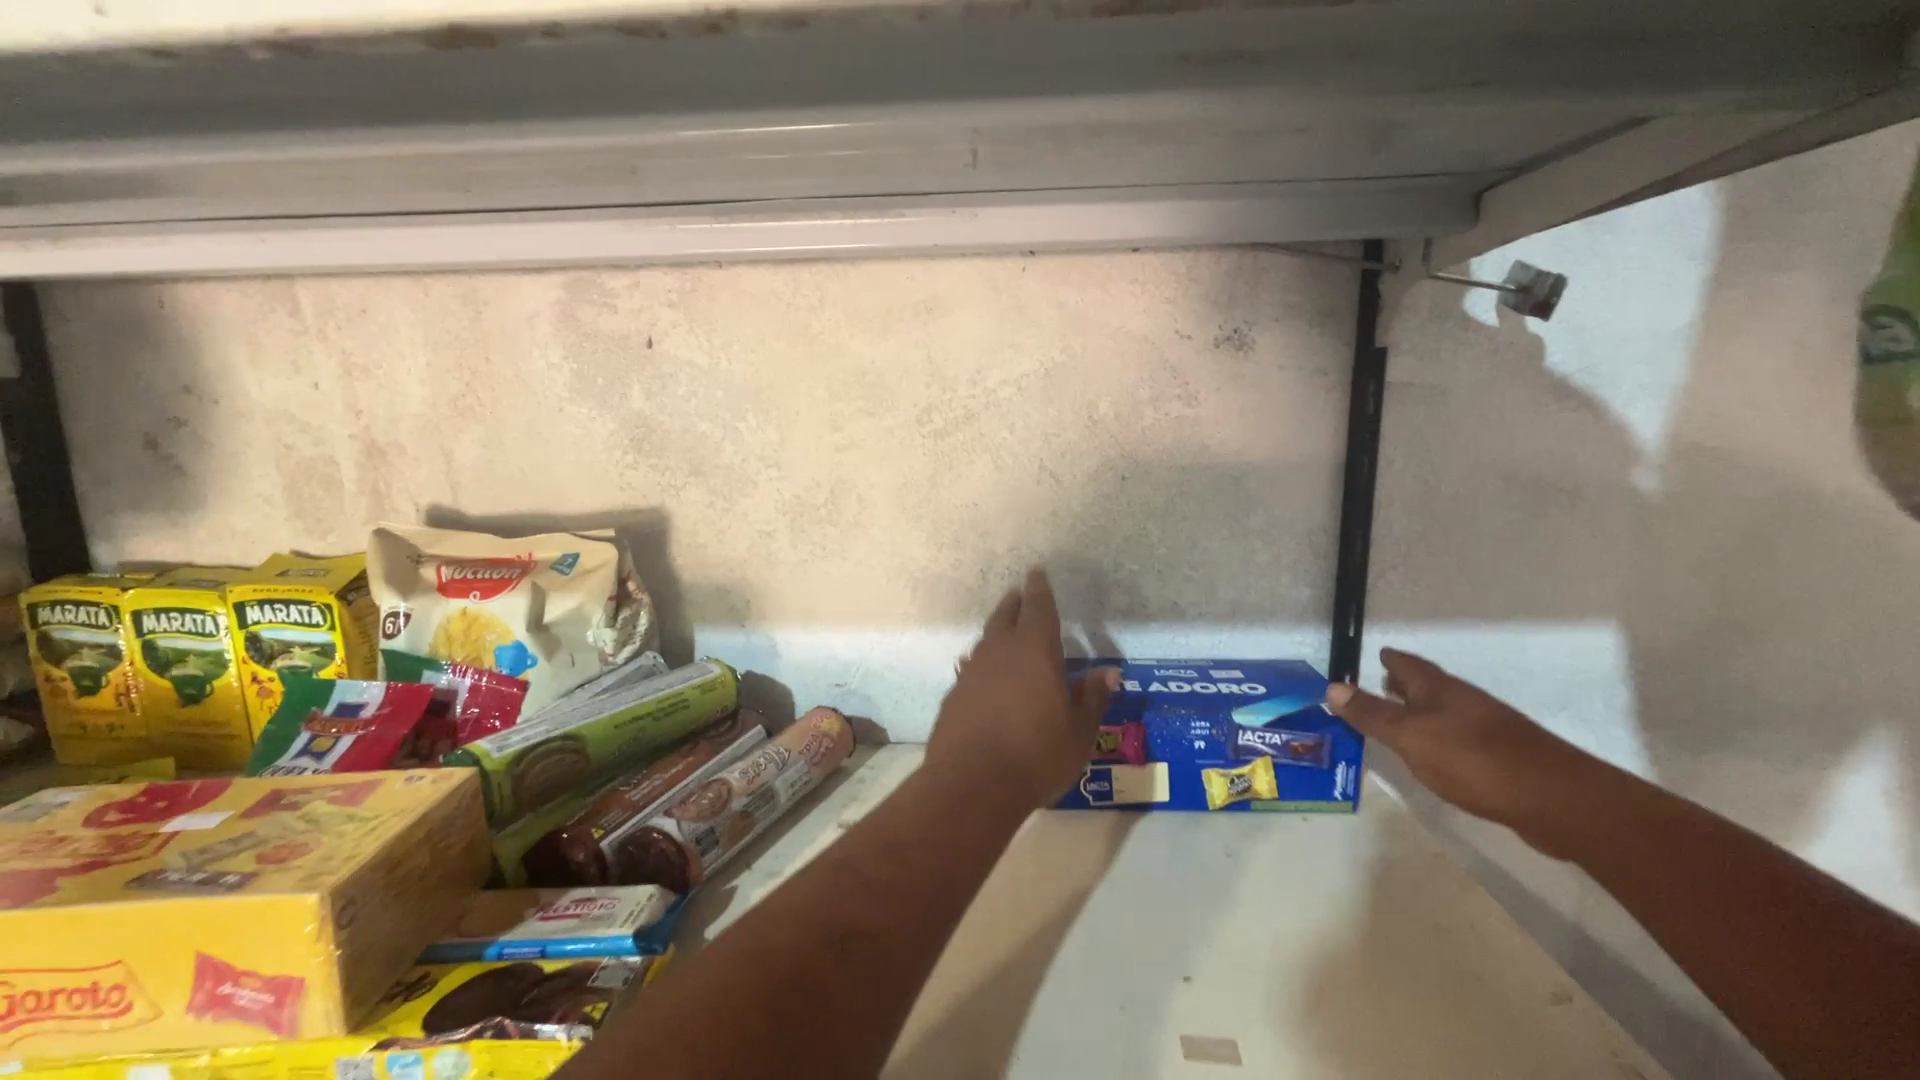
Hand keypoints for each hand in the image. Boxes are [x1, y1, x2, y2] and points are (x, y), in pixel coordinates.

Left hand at [928, 569, 1118, 807]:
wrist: (971, 784)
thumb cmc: (1037, 756)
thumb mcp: (1079, 731)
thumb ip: (1092, 698)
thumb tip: (1108, 673)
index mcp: (1035, 651)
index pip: (1039, 609)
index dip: (1040, 590)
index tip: (1037, 573)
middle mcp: (1000, 653)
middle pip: (1006, 617)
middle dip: (1015, 604)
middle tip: (1020, 595)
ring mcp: (972, 673)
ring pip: (986, 641)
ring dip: (997, 631)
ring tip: (1005, 631)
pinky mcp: (955, 696)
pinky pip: (973, 667)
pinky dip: (983, 663)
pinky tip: (985, 674)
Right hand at [1326, 647, 1604, 857]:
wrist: (1553, 799)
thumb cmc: (1473, 760)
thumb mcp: (1411, 737)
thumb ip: (1373, 715)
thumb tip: (1332, 687)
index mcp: (1440, 691)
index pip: (1409, 665)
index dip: (1391, 660)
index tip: (1376, 655)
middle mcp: (1464, 702)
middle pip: (1429, 687)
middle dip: (1404, 684)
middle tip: (1380, 684)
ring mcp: (1488, 729)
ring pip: (1445, 712)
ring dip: (1422, 712)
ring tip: (1400, 722)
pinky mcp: (1502, 758)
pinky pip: (1460, 738)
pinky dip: (1440, 738)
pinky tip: (1436, 756)